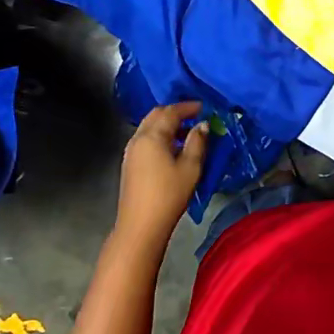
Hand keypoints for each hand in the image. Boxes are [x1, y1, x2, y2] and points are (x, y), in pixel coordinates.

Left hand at [115, 101, 209, 244]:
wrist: (141, 225)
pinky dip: (160, 137)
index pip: (170, 112)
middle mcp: (138, 138)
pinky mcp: (130, 164)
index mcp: (152, 136)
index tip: (203, 107)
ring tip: (187, 134)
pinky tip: (173, 150)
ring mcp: (131, 151)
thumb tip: (203, 125)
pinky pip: (145, 140)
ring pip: (149, 128)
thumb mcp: (190, 168)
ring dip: (167, 126)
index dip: (188, 107)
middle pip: (156, 116)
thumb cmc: (169, 195)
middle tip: (195, 117)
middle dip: (175, 113)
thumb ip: (197, 142)